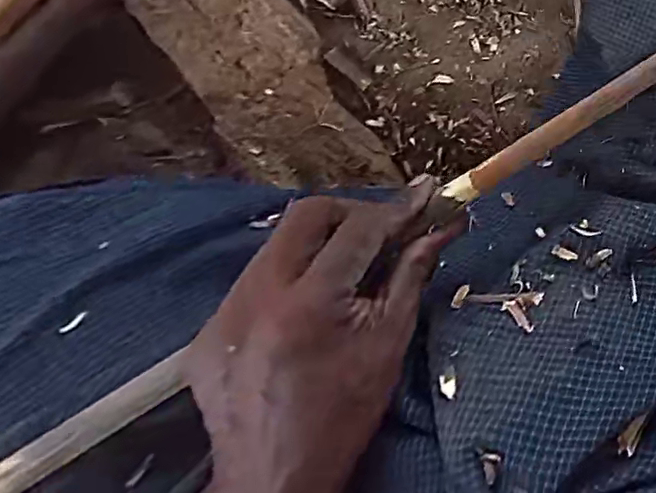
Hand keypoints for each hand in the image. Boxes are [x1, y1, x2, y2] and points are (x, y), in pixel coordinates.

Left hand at [186, 184, 460, 492]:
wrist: (274, 480)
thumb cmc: (347, 407)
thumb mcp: (392, 334)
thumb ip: (414, 269)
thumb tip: (445, 224)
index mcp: (306, 305)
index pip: (358, 228)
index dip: (400, 206)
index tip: (430, 192)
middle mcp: (255, 301)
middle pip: (307, 216)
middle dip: (356, 211)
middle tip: (389, 229)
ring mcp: (223, 317)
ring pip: (280, 242)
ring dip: (328, 239)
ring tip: (361, 262)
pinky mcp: (211, 333)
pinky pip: (261, 276)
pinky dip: (300, 269)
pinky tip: (322, 296)